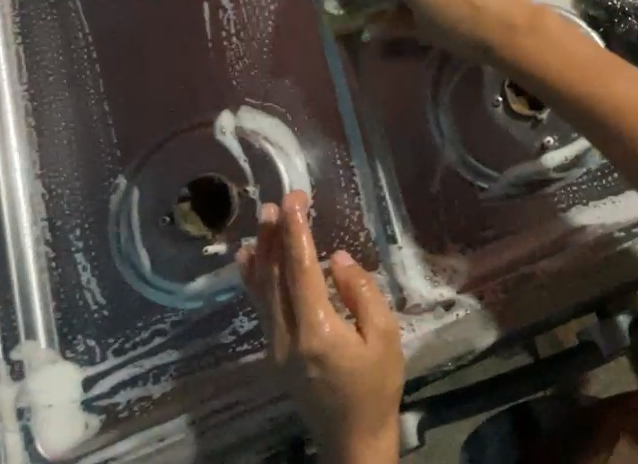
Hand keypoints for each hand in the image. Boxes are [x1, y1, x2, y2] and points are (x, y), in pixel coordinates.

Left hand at [238, 190, 402, 462]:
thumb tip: (339, 260)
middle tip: (278, 201)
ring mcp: (276, 347)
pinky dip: (255, 280)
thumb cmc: (377, 384)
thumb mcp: (385, 336)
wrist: (353, 436)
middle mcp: (287, 337)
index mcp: (317, 331)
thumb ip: (362, 294)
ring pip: (261, 292)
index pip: (301, 271)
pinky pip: (261, 307)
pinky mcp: (276, 354)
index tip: (295, 201)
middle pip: (274, 278)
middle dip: (276, 236)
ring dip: (263, 254)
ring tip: (261, 223)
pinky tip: (252, 263)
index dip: (297, 233)